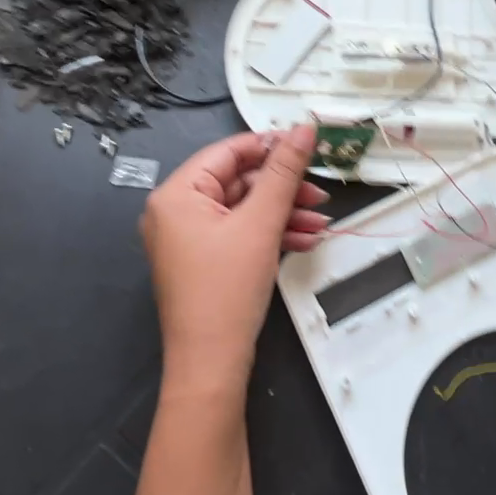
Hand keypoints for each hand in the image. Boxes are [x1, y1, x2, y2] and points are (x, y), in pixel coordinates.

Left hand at [140, 125, 329, 394]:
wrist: (211, 366)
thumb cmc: (227, 290)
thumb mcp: (261, 224)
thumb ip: (284, 172)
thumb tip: (303, 129)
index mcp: (176, 194)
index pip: (228, 151)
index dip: (270, 145)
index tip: (307, 145)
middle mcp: (175, 211)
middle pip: (239, 181)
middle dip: (283, 188)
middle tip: (320, 192)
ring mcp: (188, 238)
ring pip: (244, 209)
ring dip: (283, 212)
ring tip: (320, 221)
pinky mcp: (204, 261)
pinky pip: (240, 233)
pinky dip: (271, 234)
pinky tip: (303, 240)